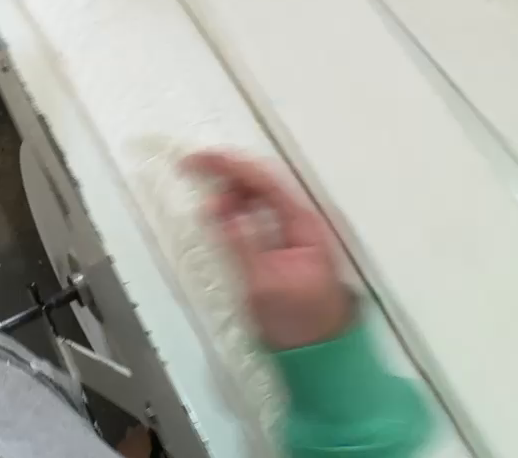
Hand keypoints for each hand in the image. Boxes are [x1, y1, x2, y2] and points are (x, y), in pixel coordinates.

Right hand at [183, 150, 351, 349]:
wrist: (323, 358)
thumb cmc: (295, 322)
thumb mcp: (262, 284)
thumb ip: (239, 241)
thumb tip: (216, 205)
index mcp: (302, 224)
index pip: (264, 179)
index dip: (229, 164)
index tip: (196, 159)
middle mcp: (303, 219)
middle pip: (263, 179)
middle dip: (227, 171)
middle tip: (193, 169)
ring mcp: (297, 229)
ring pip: (261, 192)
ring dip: (231, 188)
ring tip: (209, 203)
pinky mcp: (288, 240)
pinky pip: (260, 207)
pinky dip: (238, 203)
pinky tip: (222, 211)